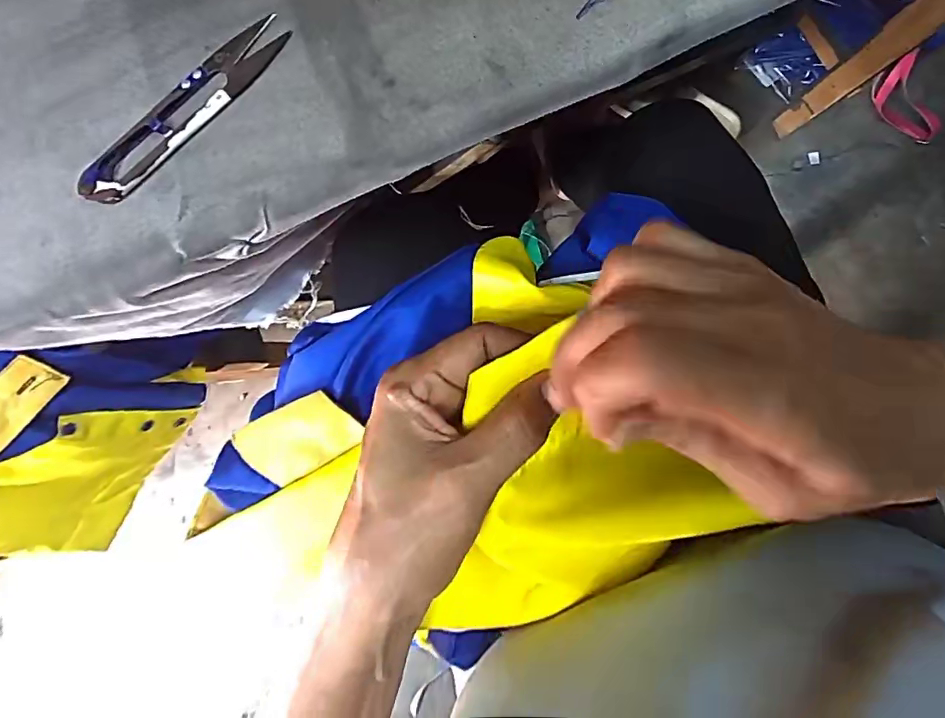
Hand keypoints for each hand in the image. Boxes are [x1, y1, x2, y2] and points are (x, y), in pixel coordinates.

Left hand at [329, 323, 556, 600]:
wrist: (374, 604)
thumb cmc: (412, 535)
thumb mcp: (473, 474)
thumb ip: (521, 421)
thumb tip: (565, 381)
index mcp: (412, 383)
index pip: (483, 339)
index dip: (528, 346)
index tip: (569, 368)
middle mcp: (417, 387)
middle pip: (488, 359)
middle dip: (528, 374)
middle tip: (570, 393)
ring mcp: (427, 414)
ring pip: (490, 388)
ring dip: (523, 399)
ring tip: (559, 412)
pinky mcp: (439, 440)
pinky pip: (485, 413)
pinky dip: (512, 419)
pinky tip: (534, 432)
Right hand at [548, 222, 944, 519]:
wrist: (915, 403)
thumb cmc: (854, 464)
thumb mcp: (773, 490)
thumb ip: (688, 438)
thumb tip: (612, 411)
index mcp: (761, 386)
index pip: (641, 356)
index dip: (593, 390)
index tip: (603, 431)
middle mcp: (745, 315)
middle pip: (623, 307)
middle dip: (578, 357)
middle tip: (583, 403)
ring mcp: (745, 278)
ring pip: (632, 264)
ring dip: (597, 312)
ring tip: (608, 357)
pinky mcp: (747, 263)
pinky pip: (665, 239)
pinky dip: (632, 271)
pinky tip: (640, 313)